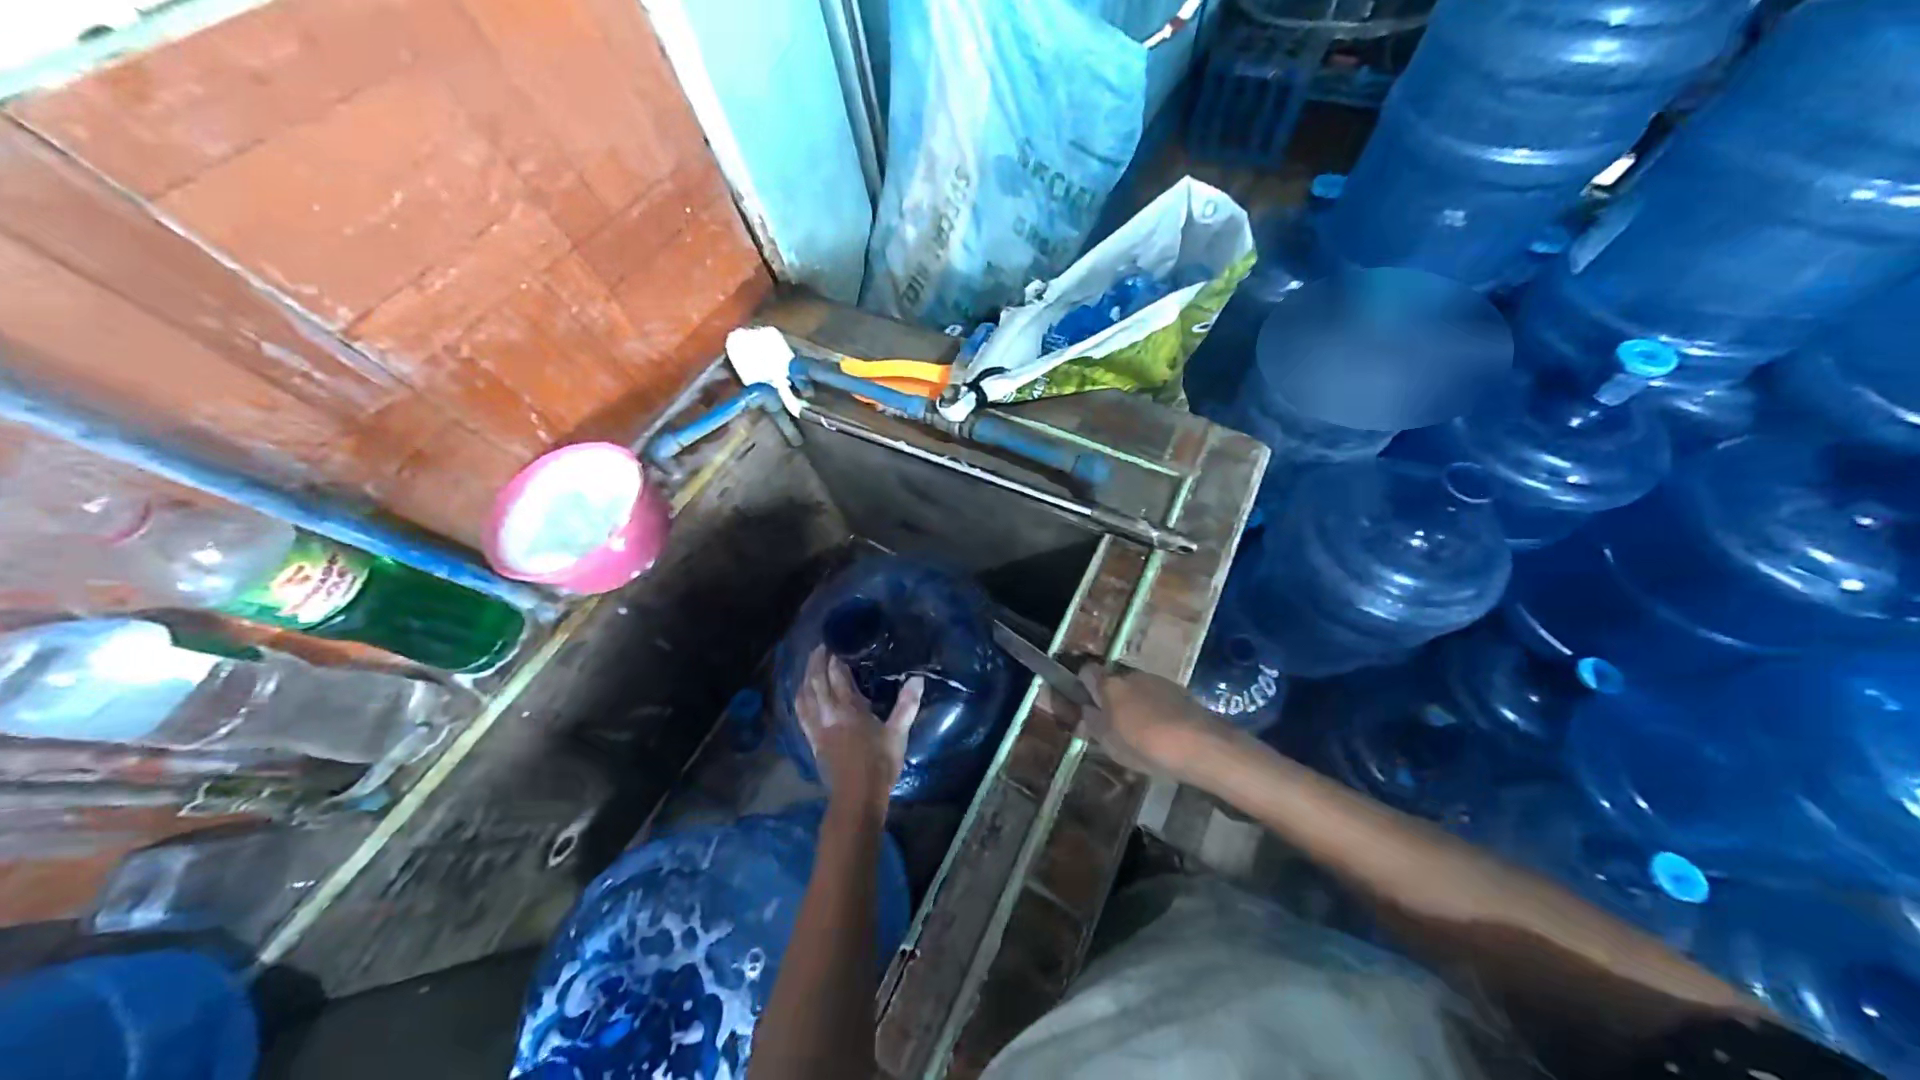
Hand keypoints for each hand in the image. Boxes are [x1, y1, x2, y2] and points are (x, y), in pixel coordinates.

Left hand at [796, 646, 924, 816]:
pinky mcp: (813, 740)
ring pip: (805, 695)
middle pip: (816, 681)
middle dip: (816, 662)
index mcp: (850, 708)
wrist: (857, 795)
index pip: (838, 676)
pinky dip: (800, 699)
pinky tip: (802, 695)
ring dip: (806, 677)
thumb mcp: (898, 733)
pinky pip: (801, 714)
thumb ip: (906, 704)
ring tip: (810, 666)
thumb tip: (917, 678)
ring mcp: (817, 727)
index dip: (835, 658)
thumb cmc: (880, 763)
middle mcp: (829, 713)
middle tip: (820, 647)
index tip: (836, 644)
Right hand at [1073, 663, 1236, 781]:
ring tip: (1144, 731)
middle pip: (1115, 681)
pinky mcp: (1181, 690)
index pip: (1088, 671)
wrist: (1199, 745)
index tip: (1088, 703)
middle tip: (1116, 725)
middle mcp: (1132, 675)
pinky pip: (1159, 696)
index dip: (1085, 685)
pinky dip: (1158, 708)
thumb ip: (1094, 724)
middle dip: (1114, 698)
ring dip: (1137, 703)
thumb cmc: (1144, 745)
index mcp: (1110, 686)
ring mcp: (1159, 680)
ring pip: (1139, 689)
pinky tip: (1165, 731)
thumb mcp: (1110, 744)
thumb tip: (1087, 710)